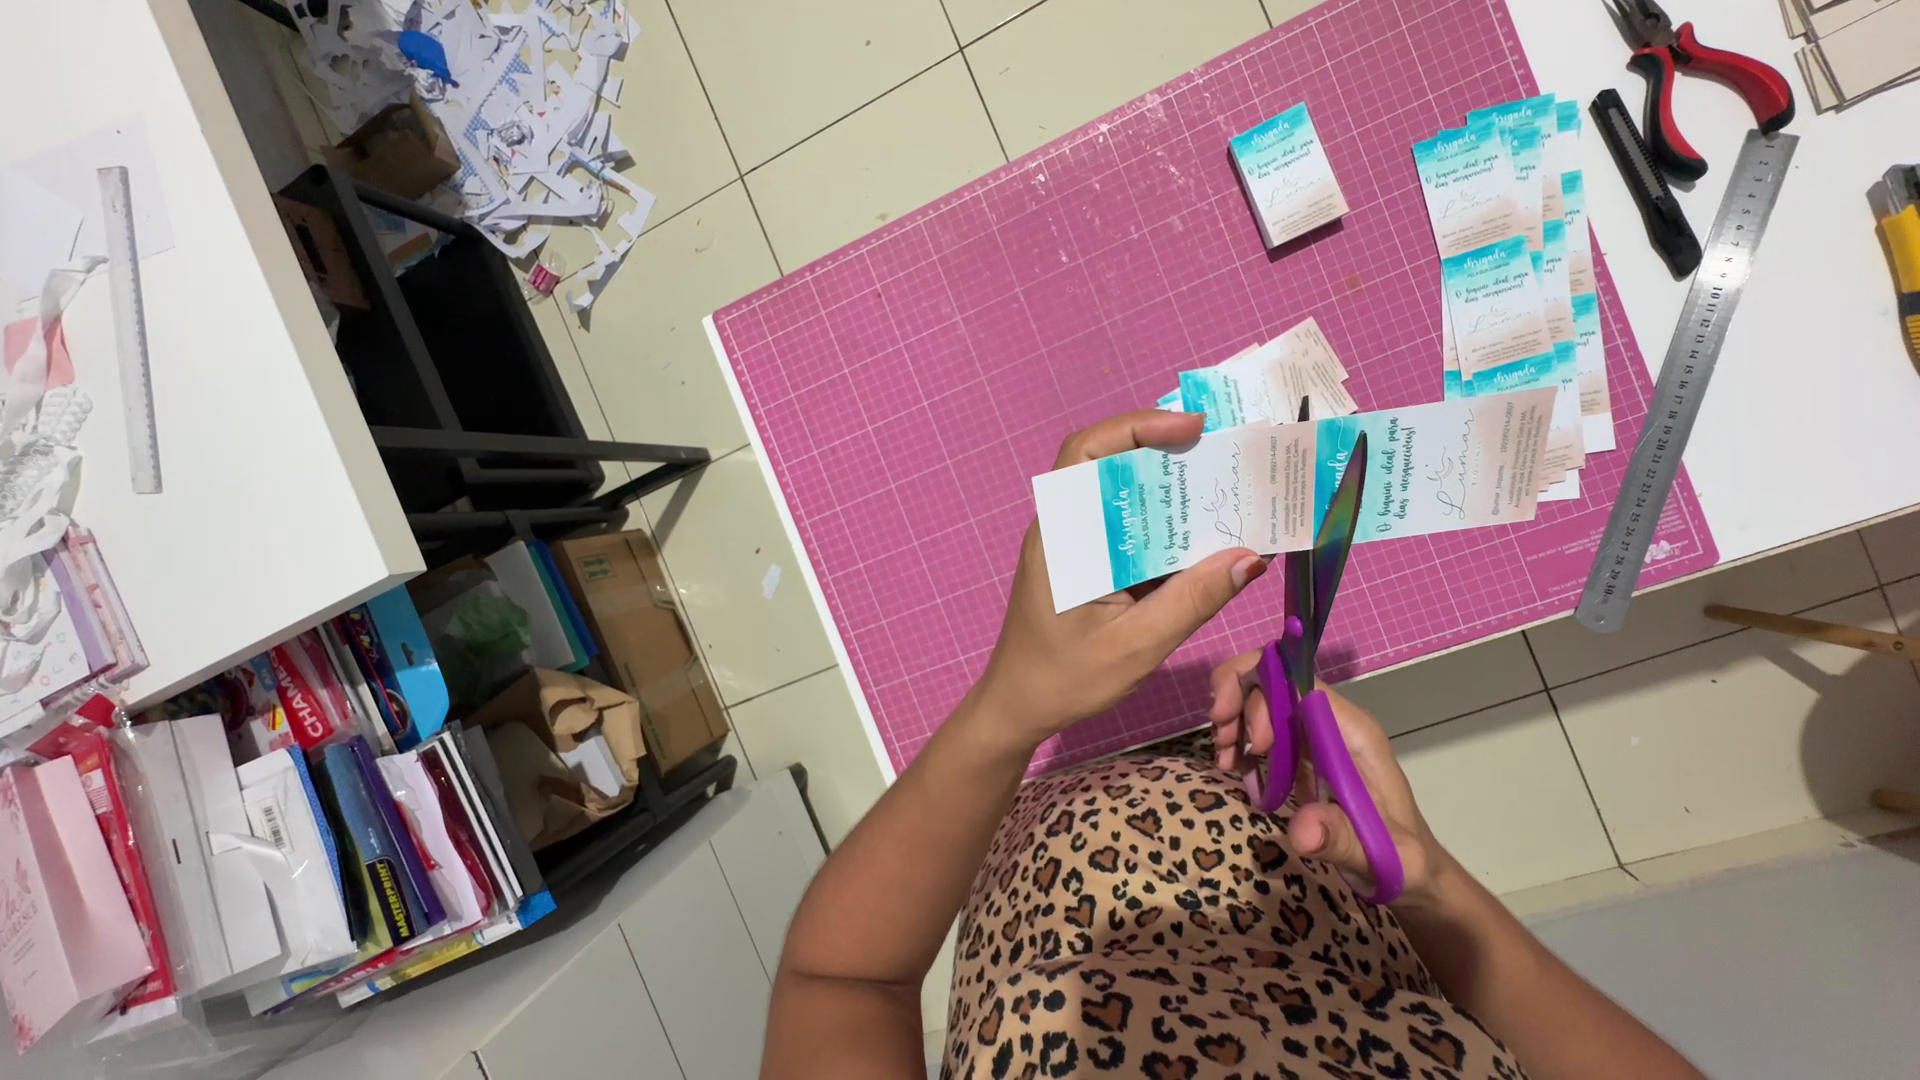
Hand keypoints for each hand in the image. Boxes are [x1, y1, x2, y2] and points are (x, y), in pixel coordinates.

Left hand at [970, 410, 1268, 745]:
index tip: (1194, 427)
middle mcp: (1066, 529)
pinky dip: (1169, 534)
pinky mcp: (1091, 567)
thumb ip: (1191, 601)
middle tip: (1229, 458)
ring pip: (1128, 502)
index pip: (1086, 453)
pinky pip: (1132, 535)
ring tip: (1231, 494)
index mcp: (1062, 535)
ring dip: (1175, 497)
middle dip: (1170, 457)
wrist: (1020, 707)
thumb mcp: (1135, 646)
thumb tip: (1250, 557)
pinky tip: (1208, 542)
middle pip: (1114, 469)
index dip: (1137, 427)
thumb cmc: (1064, 679)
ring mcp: (1077, 547)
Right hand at [1207, 651, 1456, 908]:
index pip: (1299, 681)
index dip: (1262, 694)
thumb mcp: (1383, 856)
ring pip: (1259, 696)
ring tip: (1225, 758)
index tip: (1249, 740)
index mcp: (1352, 731)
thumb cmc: (1405, 861)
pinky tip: (1233, 767)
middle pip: (1271, 680)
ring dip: (1232, 718)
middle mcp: (1329, 721)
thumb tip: (1300, 831)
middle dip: (1237, 701)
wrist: (1412, 872)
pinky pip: (1259, 725)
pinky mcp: (1299, 750)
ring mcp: (1312, 733)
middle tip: (1225, 746)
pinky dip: (1237, 737)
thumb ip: (1343, 839)